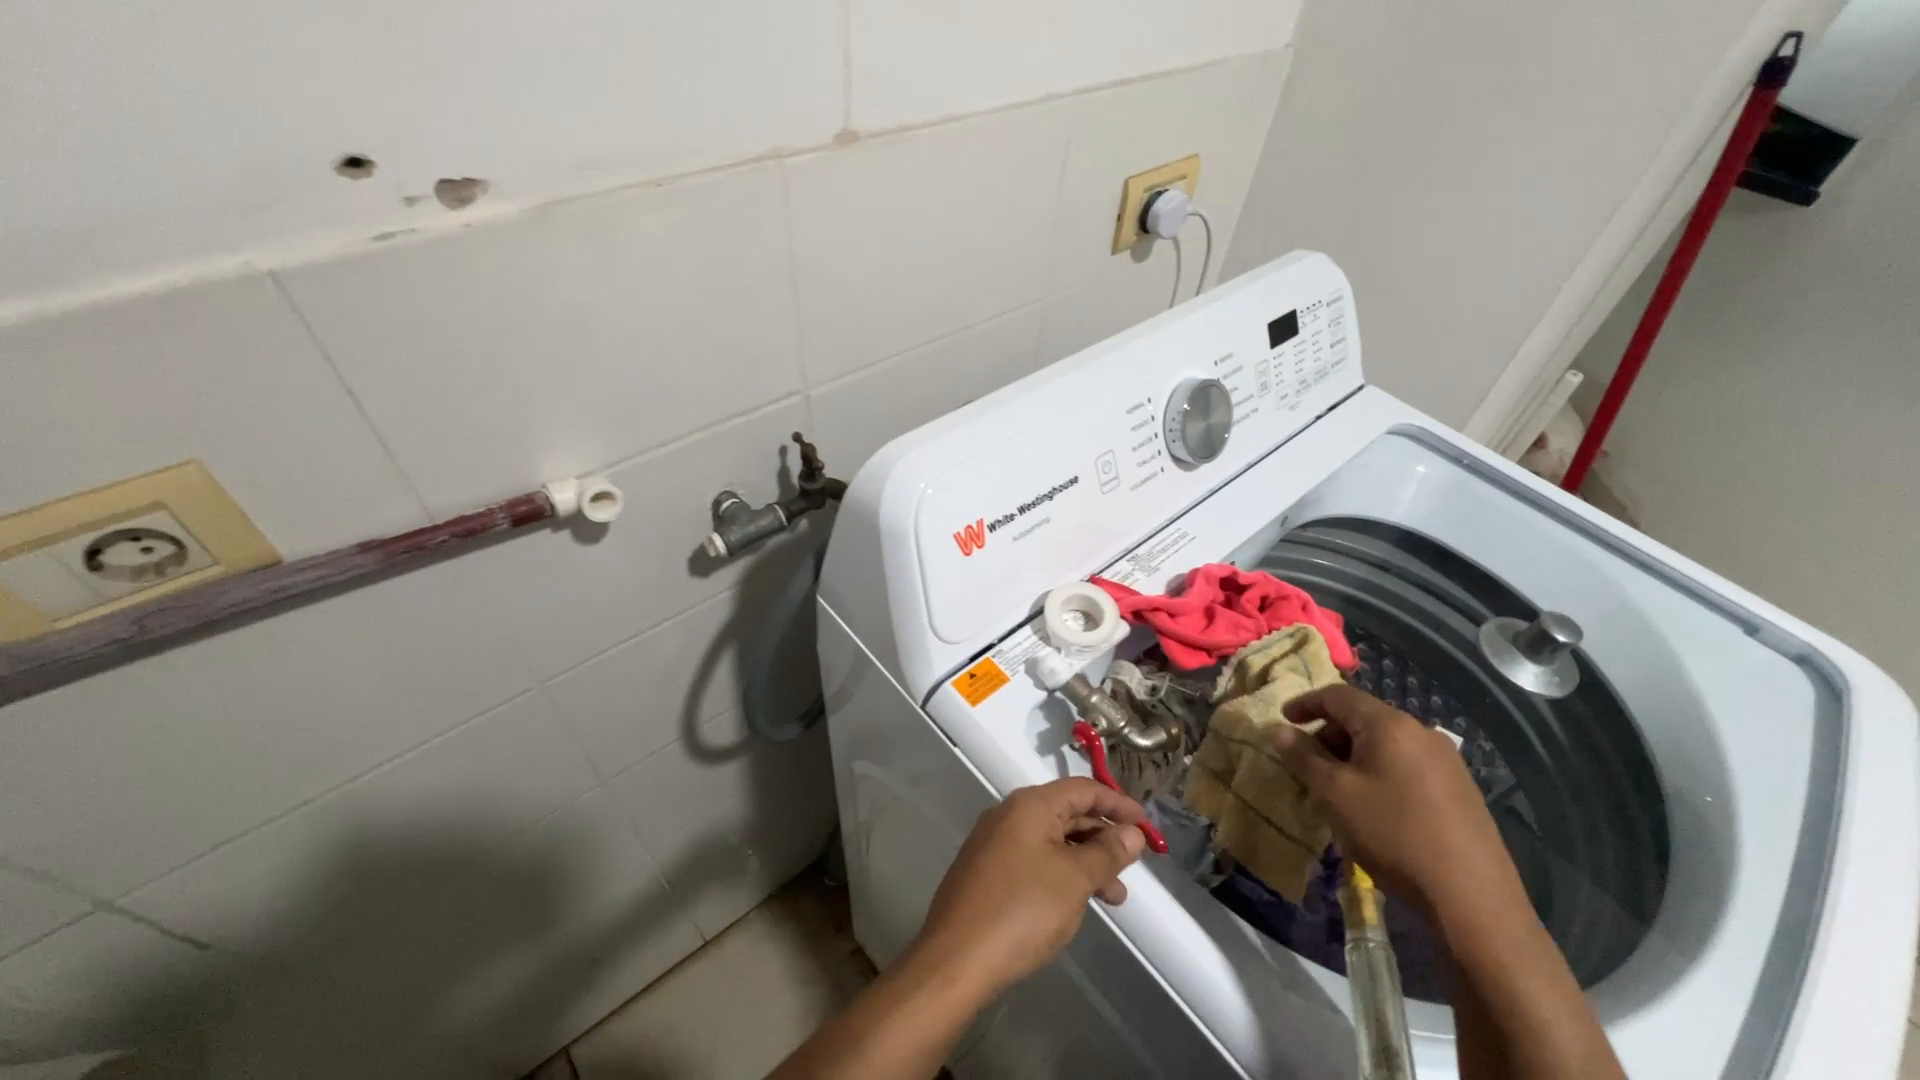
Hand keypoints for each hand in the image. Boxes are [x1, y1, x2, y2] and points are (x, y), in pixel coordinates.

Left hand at [912, 778, 1147, 997]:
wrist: (956, 960)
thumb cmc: (1022, 910)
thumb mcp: (1075, 879)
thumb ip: (1107, 853)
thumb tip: (1131, 833)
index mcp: (1028, 806)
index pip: (1082, 789)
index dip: (1117, 804)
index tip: (1146, 826)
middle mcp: (1007, 816)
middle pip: (1066, 813)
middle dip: (1103, 838)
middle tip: (1132, 867)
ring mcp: (992, 845)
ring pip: (1051, 842)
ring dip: (1085, 863)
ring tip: (1114, 898)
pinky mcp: (985, 873)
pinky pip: (1033, 861)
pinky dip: (1061, 875)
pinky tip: (1075, 903)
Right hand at [1272, 684, 1523, 917]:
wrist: (1470, 893)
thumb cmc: (1392, 833)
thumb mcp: (1336, 794)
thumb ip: (1304, 757)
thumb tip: (1280, 731)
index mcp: (1390, 724)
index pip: (1338, 695)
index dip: (1305, 703)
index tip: (1282, 720)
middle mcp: (1421, 731)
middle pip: (1363, 717)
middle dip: (1328, 734)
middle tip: (1305, 763)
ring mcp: (1445, 759)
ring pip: (1385, 743)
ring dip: (1353, 755)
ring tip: (1336, 788)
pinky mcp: (1458, 787)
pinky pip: (1406, 763)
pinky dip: (1378, 770)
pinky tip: (1373, 804)